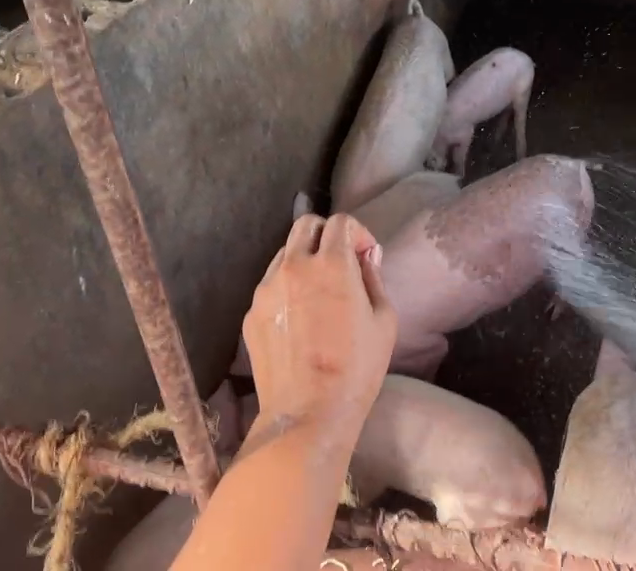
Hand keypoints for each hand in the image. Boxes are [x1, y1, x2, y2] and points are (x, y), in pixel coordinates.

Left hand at [243, 213, 395, 450]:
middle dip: (327, 234)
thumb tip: (365, 257)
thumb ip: (373, 278)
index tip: (365, 256)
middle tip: (340, 262)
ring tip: (318, 293)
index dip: (357, 233)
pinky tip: (300, 319)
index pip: (340, 221)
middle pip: (306, 225)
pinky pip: (272, 285)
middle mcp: (294, 266)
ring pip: (285, 253)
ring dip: (305, 260)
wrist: (306, 414)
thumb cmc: (357, 369)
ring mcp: (267, 288)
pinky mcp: (251, 312)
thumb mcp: (384, 320)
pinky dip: (288, 287)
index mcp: (331, 264)